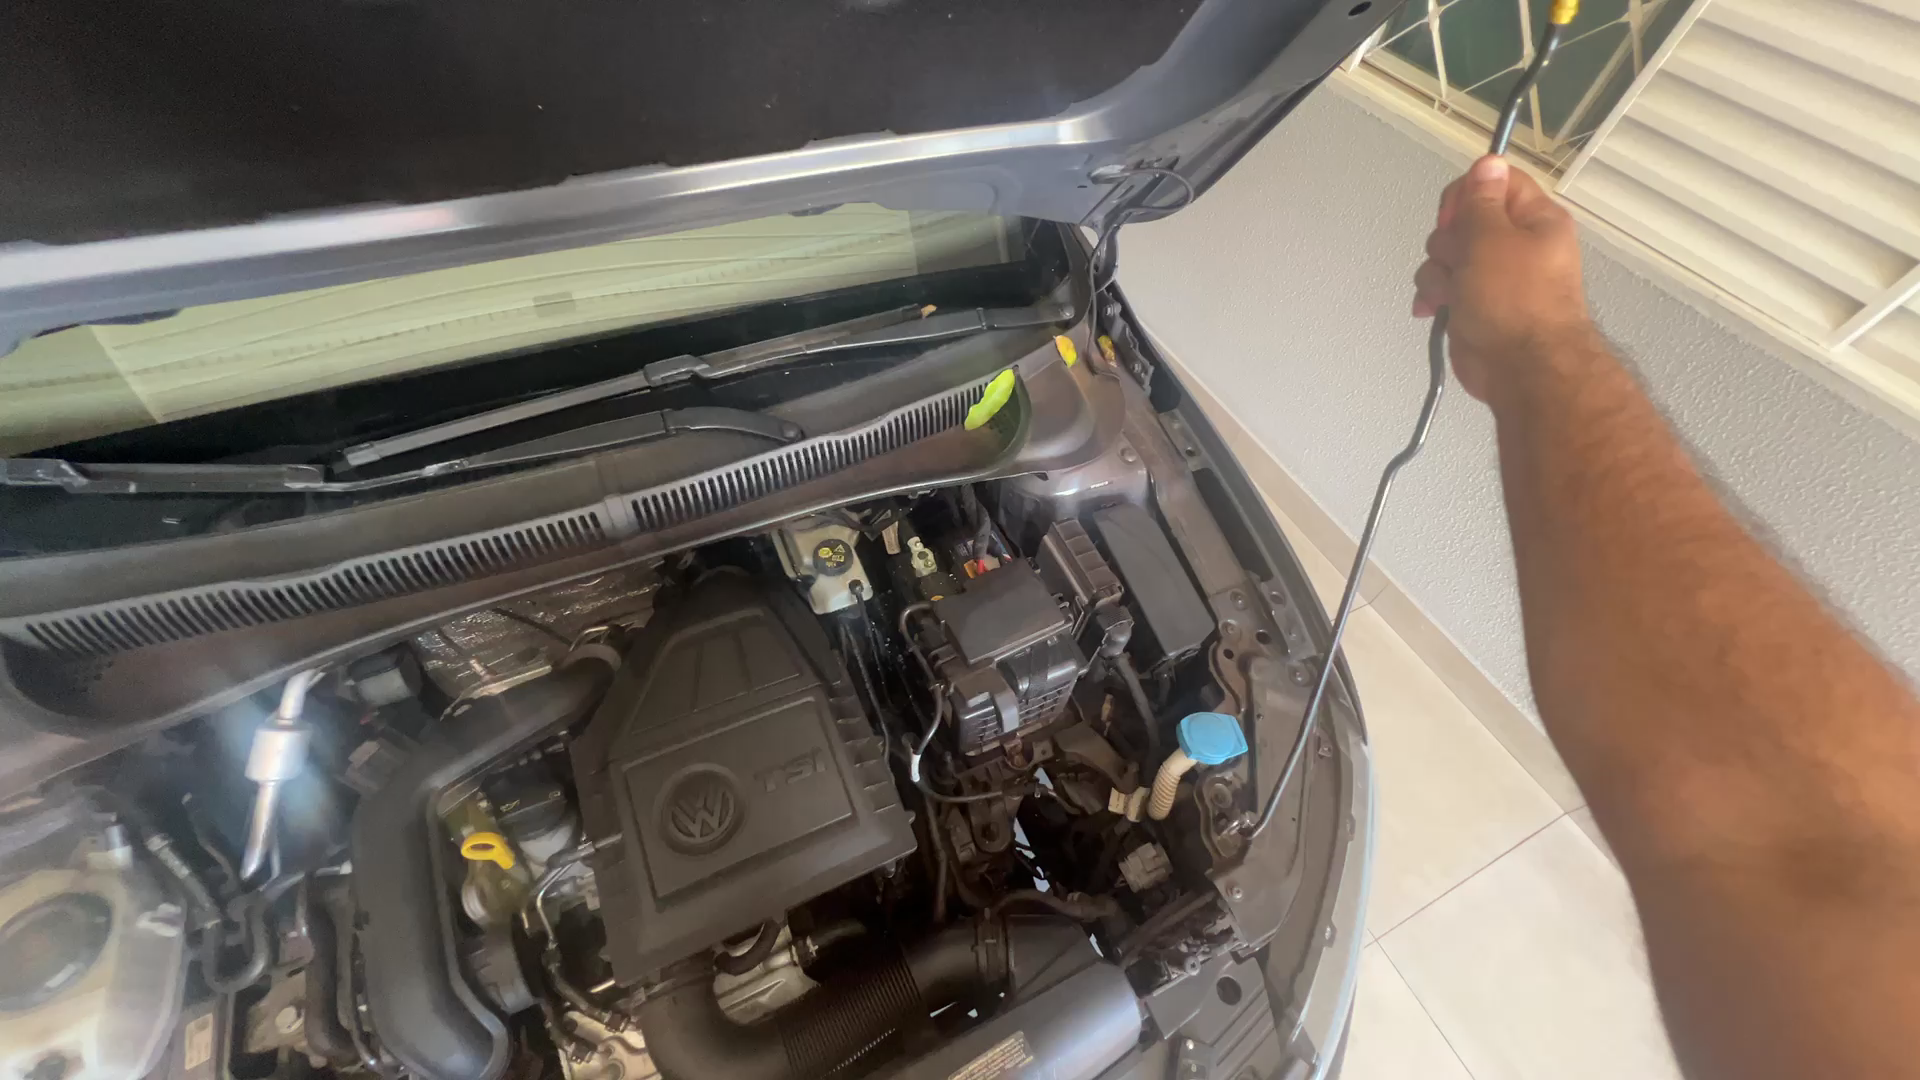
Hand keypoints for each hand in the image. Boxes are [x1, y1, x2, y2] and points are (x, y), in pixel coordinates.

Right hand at [1413, 155, 1595, 402]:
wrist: (1518, 365)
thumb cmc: (1512, 300)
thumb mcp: (1492, 240)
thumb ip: (1481, 201)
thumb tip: (1487, 161)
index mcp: (1531, 219)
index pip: (1493, 184)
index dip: (1465, 196)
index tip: (1455, 219)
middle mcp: (1511, 243)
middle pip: (1459, 224)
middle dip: (1447, 246)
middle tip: (1461, 264)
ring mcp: (1489, 275)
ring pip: (1442, 259)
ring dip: (1436, 277)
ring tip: (1452, 295)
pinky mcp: (1470, 303)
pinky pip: (1438, 288)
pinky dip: (1433, 298)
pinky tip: (1436, 310)